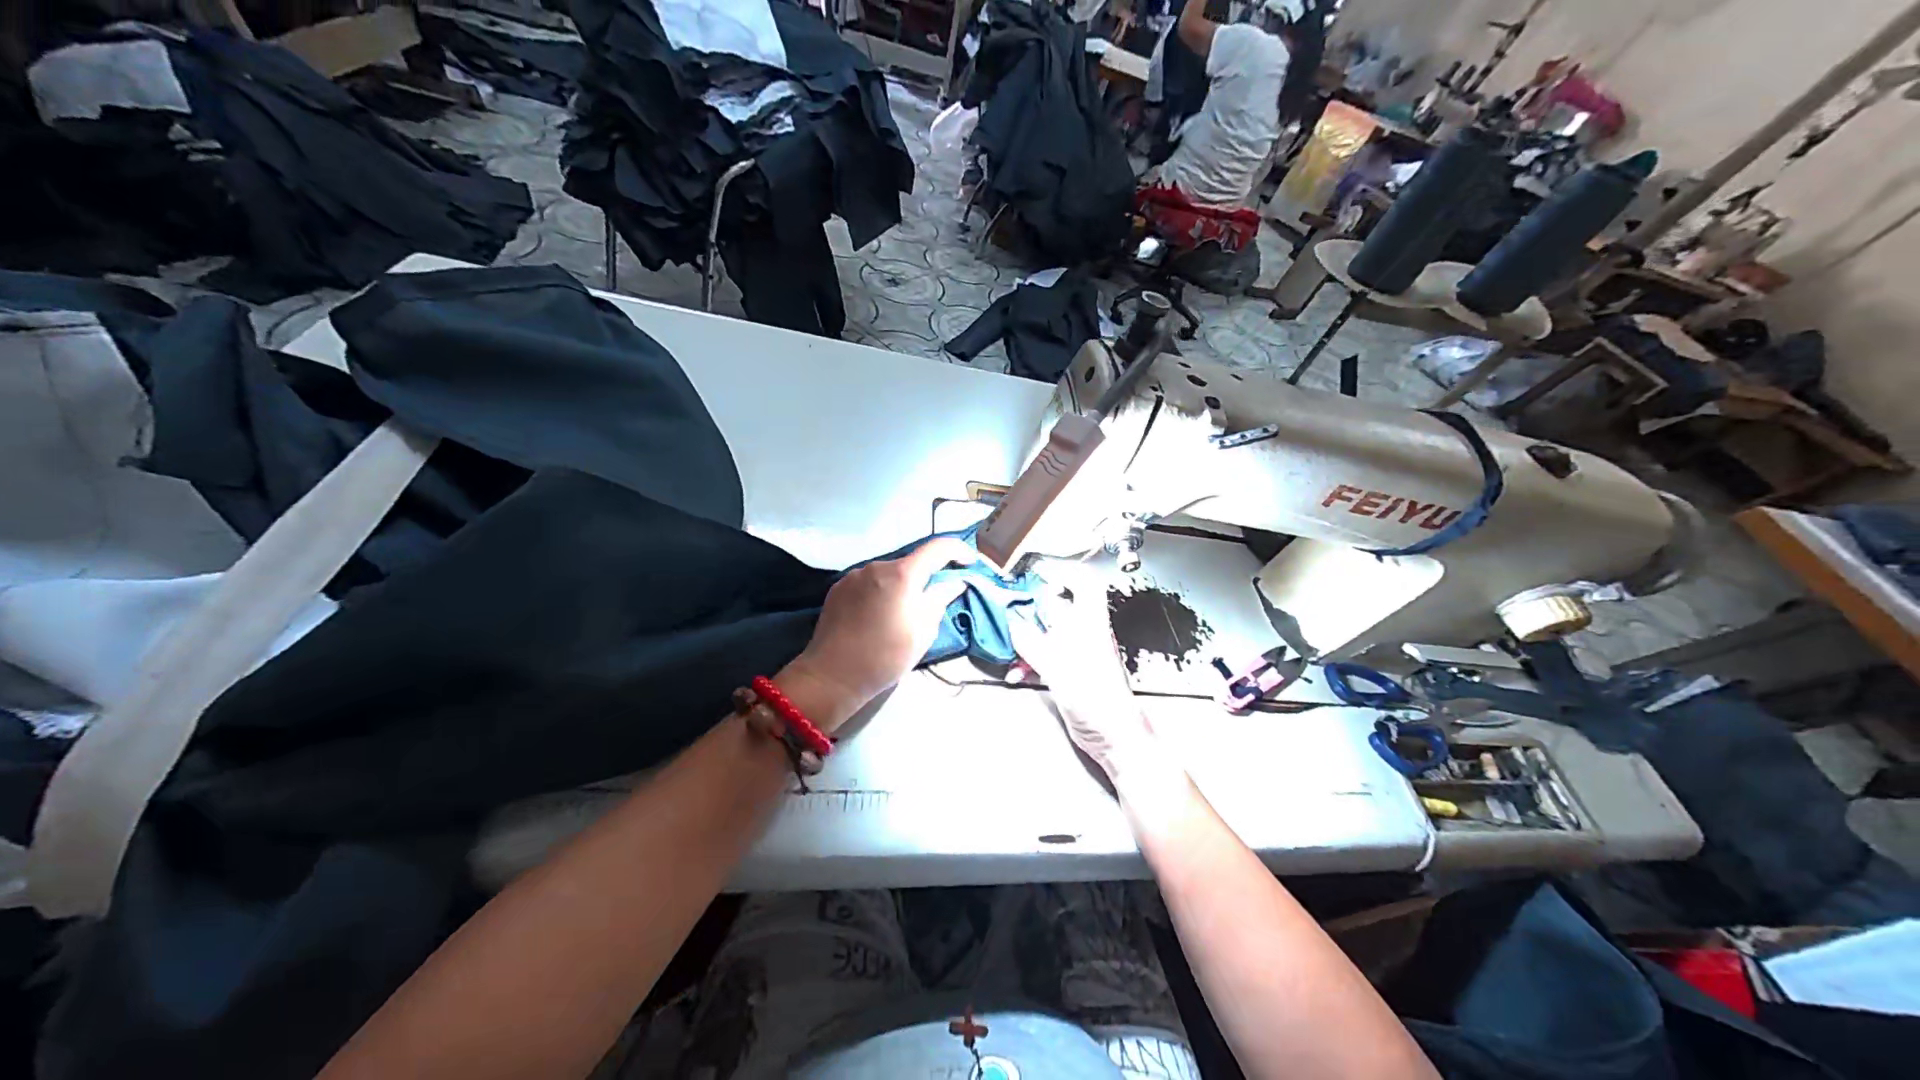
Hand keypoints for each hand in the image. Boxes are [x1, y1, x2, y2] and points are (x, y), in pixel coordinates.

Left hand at [779, 537, 978, 731]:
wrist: (833, 676)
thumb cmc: (885, 657)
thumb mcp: (923, 632)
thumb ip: (940, 599)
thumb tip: (954, 583)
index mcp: (902, 574)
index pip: (938, 548)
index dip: (958, 551)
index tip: (969, 563)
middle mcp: (876, 566)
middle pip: (911, 563)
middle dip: (926, 576)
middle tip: (935, 598)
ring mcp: (854, 576)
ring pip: (888, 574)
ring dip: (901, 585)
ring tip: (902, 613)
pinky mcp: (838, 588)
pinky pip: (868, 583)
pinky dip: (881, 592)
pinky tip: (879, 615)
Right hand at [1009, 566, 1159, 780]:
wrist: (1116, 739)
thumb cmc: (1101, 703)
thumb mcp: (1058, 667)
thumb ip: (1031, 642)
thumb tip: (1011, 622)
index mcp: (1091, 625)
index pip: (1083, 583)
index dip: (1062, 571)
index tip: (1037, 569)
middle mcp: (1086, 635)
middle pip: (1058, 608)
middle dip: (1031, 607)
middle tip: (1009, 608)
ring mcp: (1079, 655)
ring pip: (1048, 634)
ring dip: (1026, 639)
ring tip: (1009, 643)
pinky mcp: (1071, 675)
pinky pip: (1045, 658)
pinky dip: (1029, 662)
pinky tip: (1018, 672)